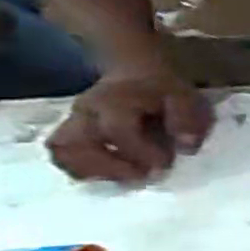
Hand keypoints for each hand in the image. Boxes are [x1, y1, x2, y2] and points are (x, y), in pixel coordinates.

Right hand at [46, 66, 212, 182]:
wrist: (137, 72)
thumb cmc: (164, 89)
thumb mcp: (185, 98)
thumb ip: (186, 120)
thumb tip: (188, 148)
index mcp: (114, 102)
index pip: (117, 130)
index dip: (140, 152)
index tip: (164, 166)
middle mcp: (85, 112)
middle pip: (76, 143)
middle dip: (109, 167)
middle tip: (142, 177)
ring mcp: (73, 120)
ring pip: (62, 150)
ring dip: (90, 170)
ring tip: (125, 178)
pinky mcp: (70, 129)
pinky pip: (61, 152)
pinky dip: (81, 168)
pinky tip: (108, 175)